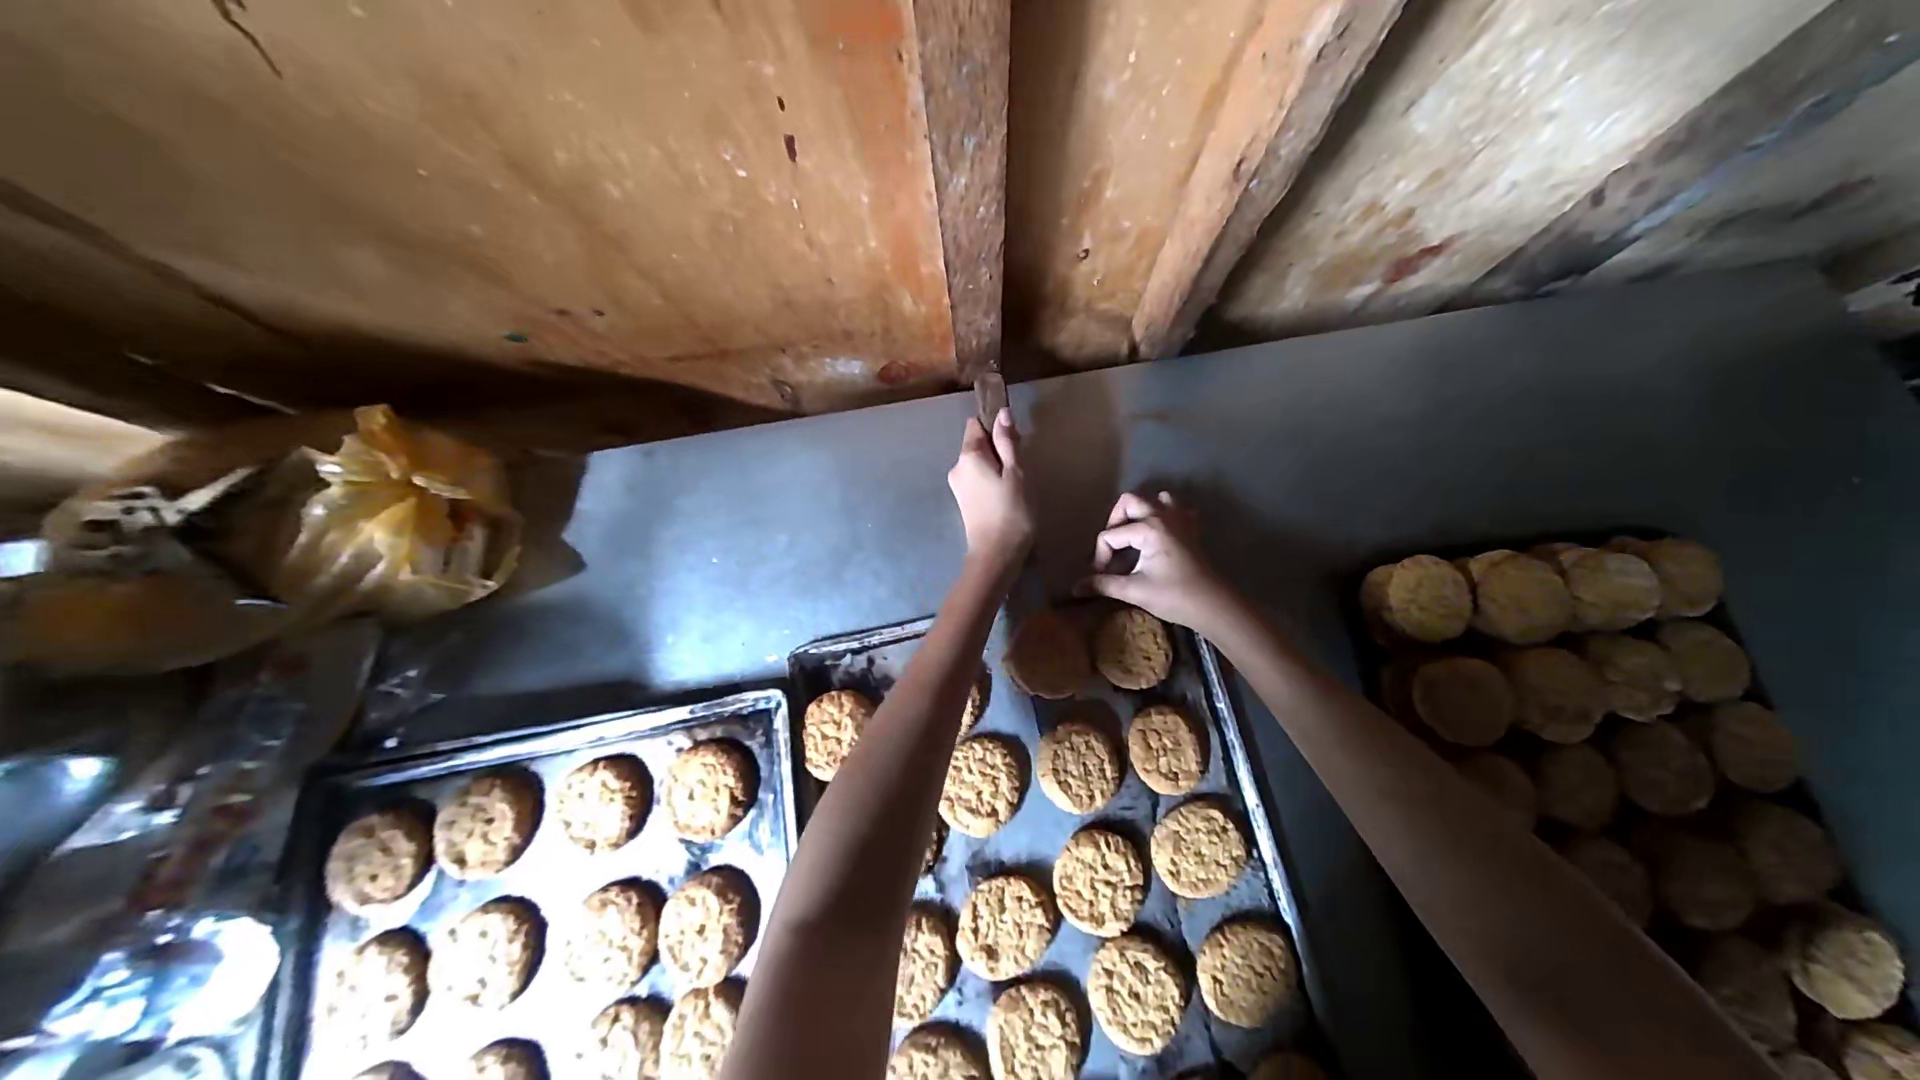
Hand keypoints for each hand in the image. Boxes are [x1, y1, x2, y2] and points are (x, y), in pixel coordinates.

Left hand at [948, 409, 1032, 569]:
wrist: (996, 555)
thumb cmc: (1012, 511)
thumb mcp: (1017, 472)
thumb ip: (1008, 442)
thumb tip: (1002, 413)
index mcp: (968, 456)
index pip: (975, 425)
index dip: (995, 426)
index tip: (1014, 440)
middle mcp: (957, 468)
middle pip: (977, 445)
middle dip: (998, 448)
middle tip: (1021, 466)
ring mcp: (958, 487)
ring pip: (979, 464)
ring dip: (997, 467)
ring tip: (1016, 484)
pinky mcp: (964, 502)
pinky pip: (978, 480)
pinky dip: (991, 481)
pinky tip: (1007, 496)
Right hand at [1081, 491, 1241, 633]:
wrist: (1214, 605)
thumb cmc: (1174, 596)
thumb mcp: (1133, 591)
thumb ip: (1102, 585)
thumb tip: (1075, 588)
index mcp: (1149, 528)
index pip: (1110, 535)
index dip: (1100, 556)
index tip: (1100, 577)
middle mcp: (1163, 516)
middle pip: (1129, 501)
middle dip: (1114, 521)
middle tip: (1112, 546)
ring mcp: (1181, 520)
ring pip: (1156, 498)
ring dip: (1141, 512)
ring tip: (1133, 535)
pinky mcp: (1192, 529)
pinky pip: (1177, 509)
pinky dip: (1165, 515)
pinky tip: (1160, 534)